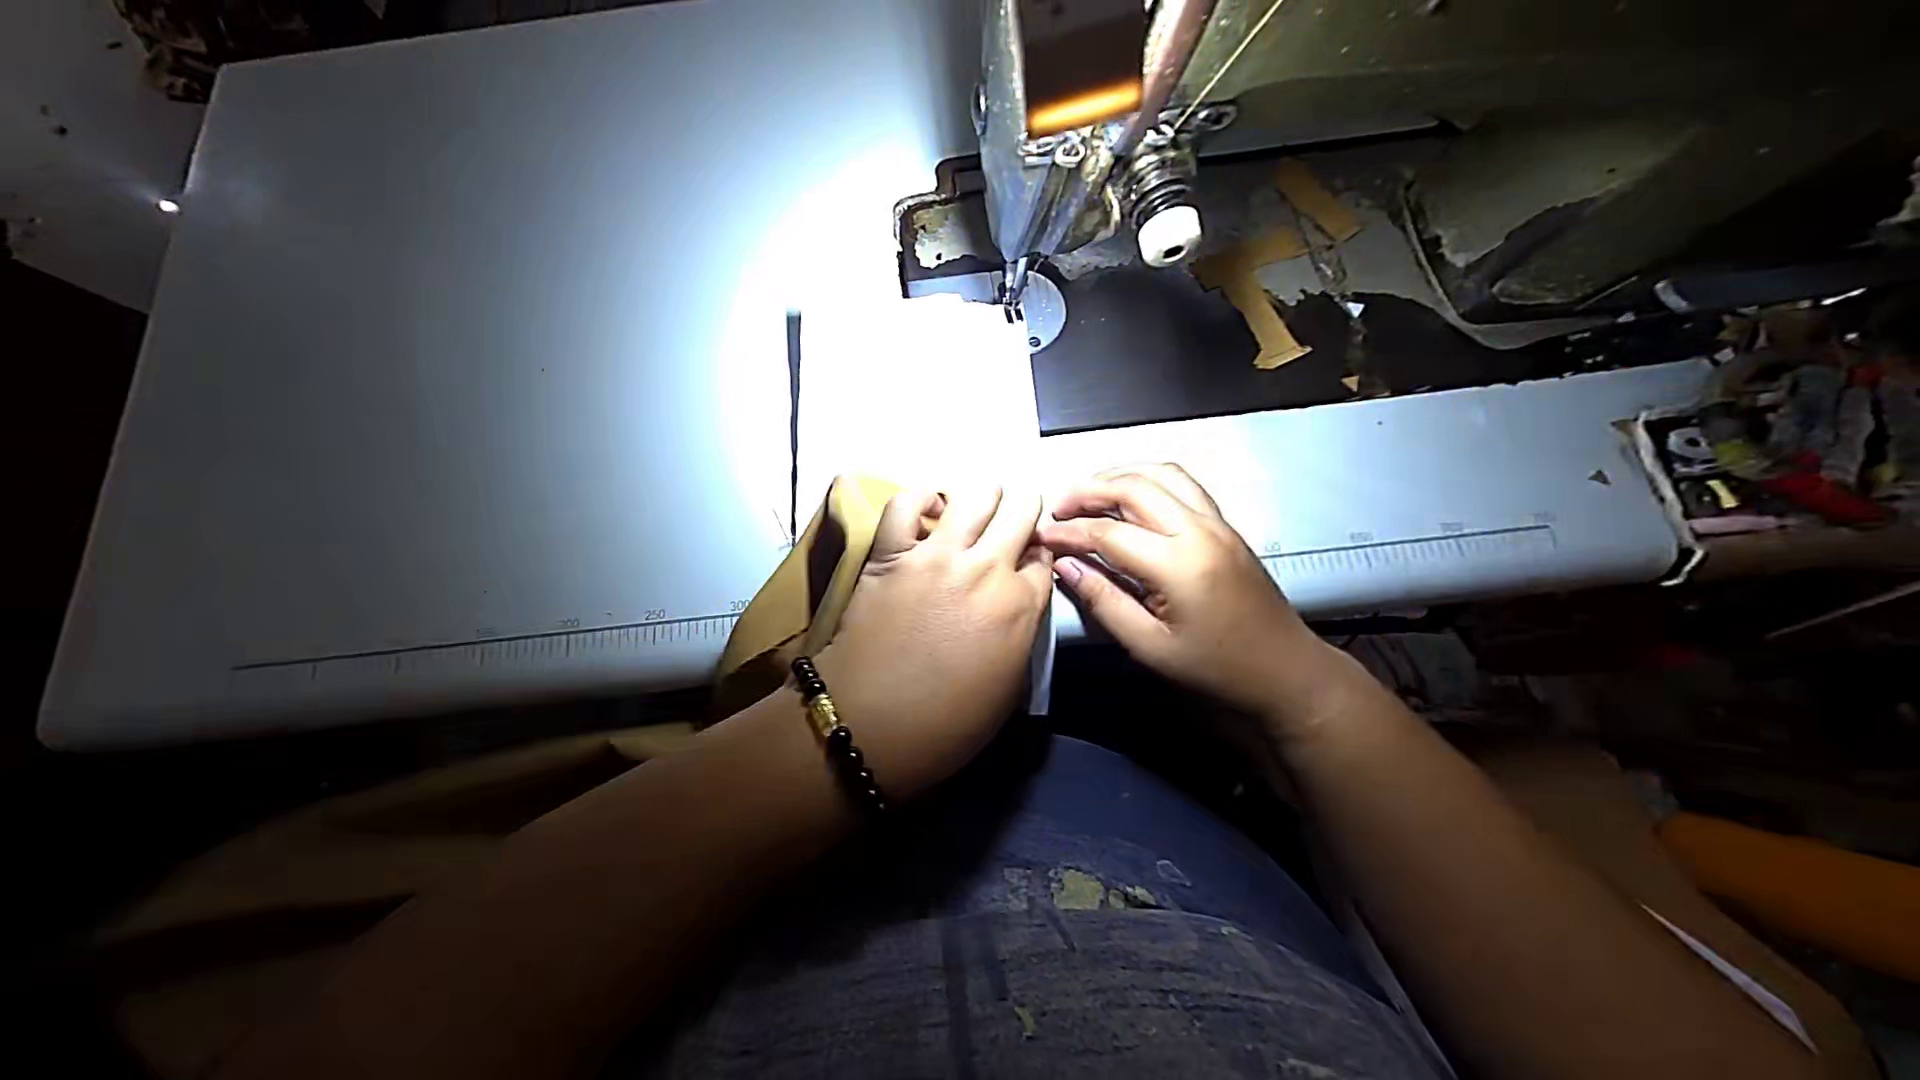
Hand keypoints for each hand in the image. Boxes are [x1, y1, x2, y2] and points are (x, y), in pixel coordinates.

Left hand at [814, 486, 1051, 797]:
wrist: (873, 724)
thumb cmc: (948, 724)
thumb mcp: (1009, 688)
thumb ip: (1020, 634)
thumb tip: (1016, 604)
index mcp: (1021, 606)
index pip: (1042, 560)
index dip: (1038, 554)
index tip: (1031, 556)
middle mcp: (987, 570)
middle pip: (1019, 517)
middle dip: (1024, 510)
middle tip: (1017, 513)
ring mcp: (937, 556)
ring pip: (974, 499)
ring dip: (986, 496)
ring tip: (982, 501)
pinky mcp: (891, 554)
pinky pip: (906, 505)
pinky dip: (921, 498)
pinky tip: (929, 507)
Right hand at [1039, 465, 1348, 726]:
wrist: (1285, 669)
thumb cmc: (1217, 667)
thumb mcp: (1150, 646)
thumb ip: (1104, 601)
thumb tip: (1066, 567)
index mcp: (1179, 564)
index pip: (1108, 532)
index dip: (1069, 533)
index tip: (1044, 538)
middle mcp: (1199, 530)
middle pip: (1133, 487)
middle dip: (1088, 490)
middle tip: (1059, 508)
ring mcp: (1216, 523)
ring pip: (1161, 474)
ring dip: (1120, 477)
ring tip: (1089, 494)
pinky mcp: (1225, 526)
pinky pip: (1183, 485)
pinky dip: (1149, 480)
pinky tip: (1130, 498)